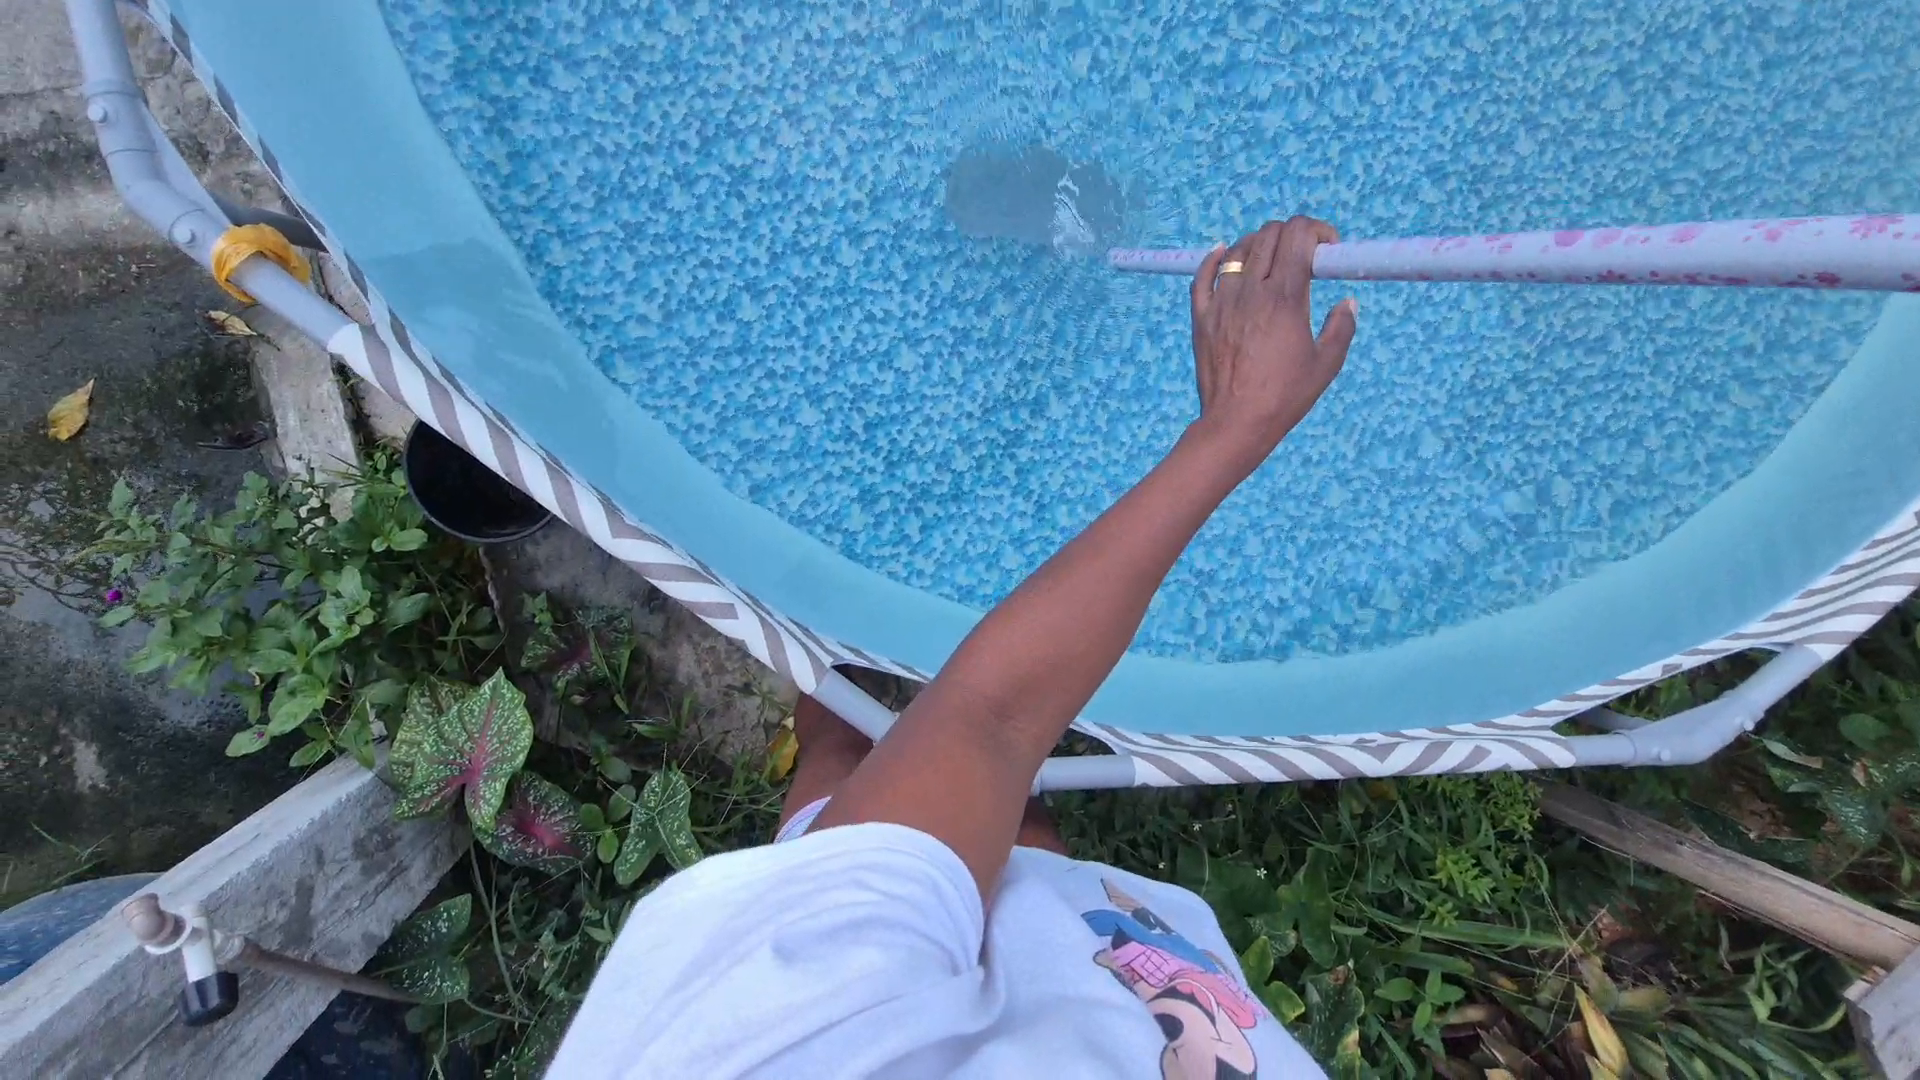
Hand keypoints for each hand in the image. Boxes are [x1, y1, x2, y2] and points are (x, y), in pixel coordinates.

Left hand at [1188, 216, 1357, 467]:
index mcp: (1285, 297)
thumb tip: (1347, 303)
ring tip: (1270, 259)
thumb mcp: (1326, 363)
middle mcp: (1250, 292)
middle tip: (1302, 253)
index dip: (1317, 230)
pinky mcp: (1201, 318)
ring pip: (1237, 251)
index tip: (1326, 249)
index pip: (1298, 235)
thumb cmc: (1283, 397)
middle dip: (1291, 233)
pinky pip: (1202, 277)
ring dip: (1259, 244)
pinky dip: (1213, 259)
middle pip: (1269, 235)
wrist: (1235, 422)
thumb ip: (1341, 326)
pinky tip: (1223, 252)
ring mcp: (1221, 303)